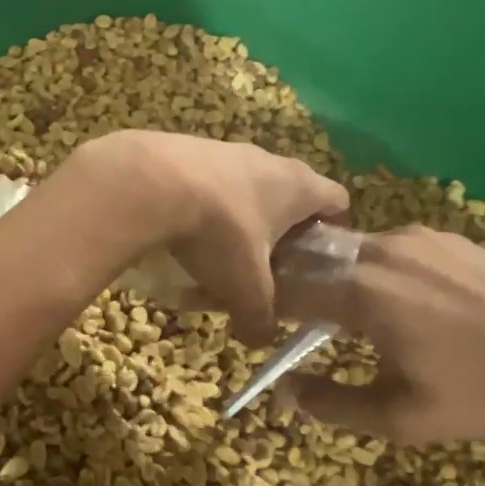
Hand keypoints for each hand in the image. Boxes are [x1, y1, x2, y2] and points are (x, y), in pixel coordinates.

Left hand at [75, 132, 348, 345]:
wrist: (148, 181)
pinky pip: (204, 179)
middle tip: (267, 264)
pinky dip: (199, 201)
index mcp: (297, 185)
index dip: (334, 228)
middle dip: (280, 226)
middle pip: (287, 191)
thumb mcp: (246, 288)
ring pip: (243, 184)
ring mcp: (222, 148)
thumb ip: (260, 318)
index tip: (320, 258)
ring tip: (218, 251)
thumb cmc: (218, 231)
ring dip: (236, 214)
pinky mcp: (184, 147)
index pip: (336, 199)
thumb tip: (259, 338)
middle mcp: (266, 158)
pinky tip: (180, 228)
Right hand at [273, 226, 484, 449]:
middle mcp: (377, 251)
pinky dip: (373, 266)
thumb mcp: (404, 418)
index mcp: (359, 291)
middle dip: (292, 280)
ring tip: (346, 309)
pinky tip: (400, 299)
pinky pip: (388, 246)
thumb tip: (284, 395)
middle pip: (310, 254)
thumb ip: (333, 404)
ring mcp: (416, 238)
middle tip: (295, 314)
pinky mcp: (446, 238)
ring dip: (333, 271)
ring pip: (349, 247)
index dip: (268, 305)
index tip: (264, 325)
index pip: (285, 287)